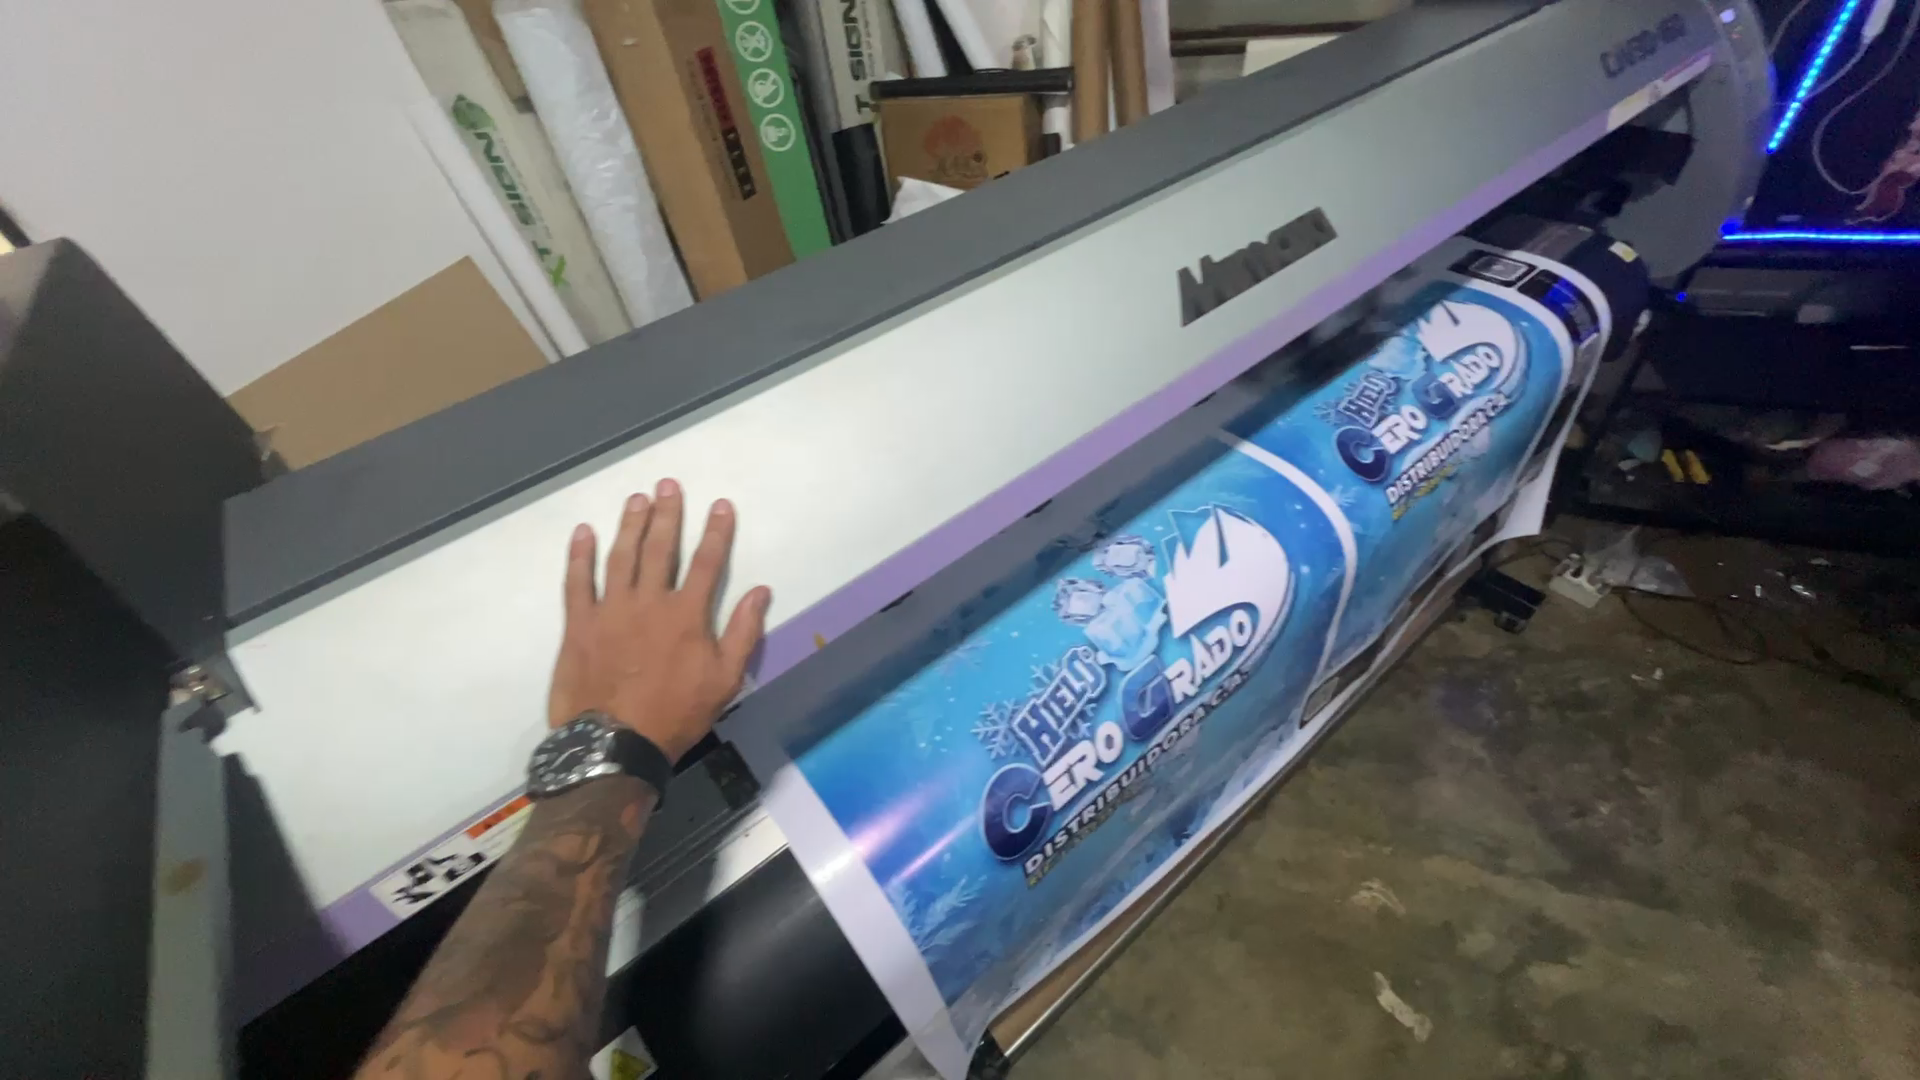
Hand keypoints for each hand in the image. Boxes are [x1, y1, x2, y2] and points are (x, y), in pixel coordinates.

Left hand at [547, 479, 770, 762]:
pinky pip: (577, 582)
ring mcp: (610, 610)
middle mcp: (650, 602)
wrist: (613, 744)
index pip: (708, 562)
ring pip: (621, 556)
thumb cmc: (676, 713)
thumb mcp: (725, 679)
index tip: (720, 505)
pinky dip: (579, 555)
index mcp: (687, 615)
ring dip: (630, 524)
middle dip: (668, 514)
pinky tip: (584, 532)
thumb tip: (761, 591)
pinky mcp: (578, 624)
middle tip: (668, 485)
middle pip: (661, 548)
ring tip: (637, 498)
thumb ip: (743, 632)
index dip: (716, 531)